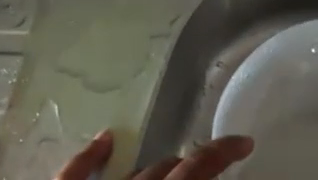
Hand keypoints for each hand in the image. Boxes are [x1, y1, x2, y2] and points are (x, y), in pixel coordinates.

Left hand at [54, 130, 253, 179]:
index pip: (196, 169)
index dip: (222, 152)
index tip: (244, 144)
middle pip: (168, 170)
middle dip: (192, 170)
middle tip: (209, 177)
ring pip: (132, 175)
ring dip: (155, 173)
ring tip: (171, 176)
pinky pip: (72, 178)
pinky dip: (87, 159)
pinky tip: (106, 141)